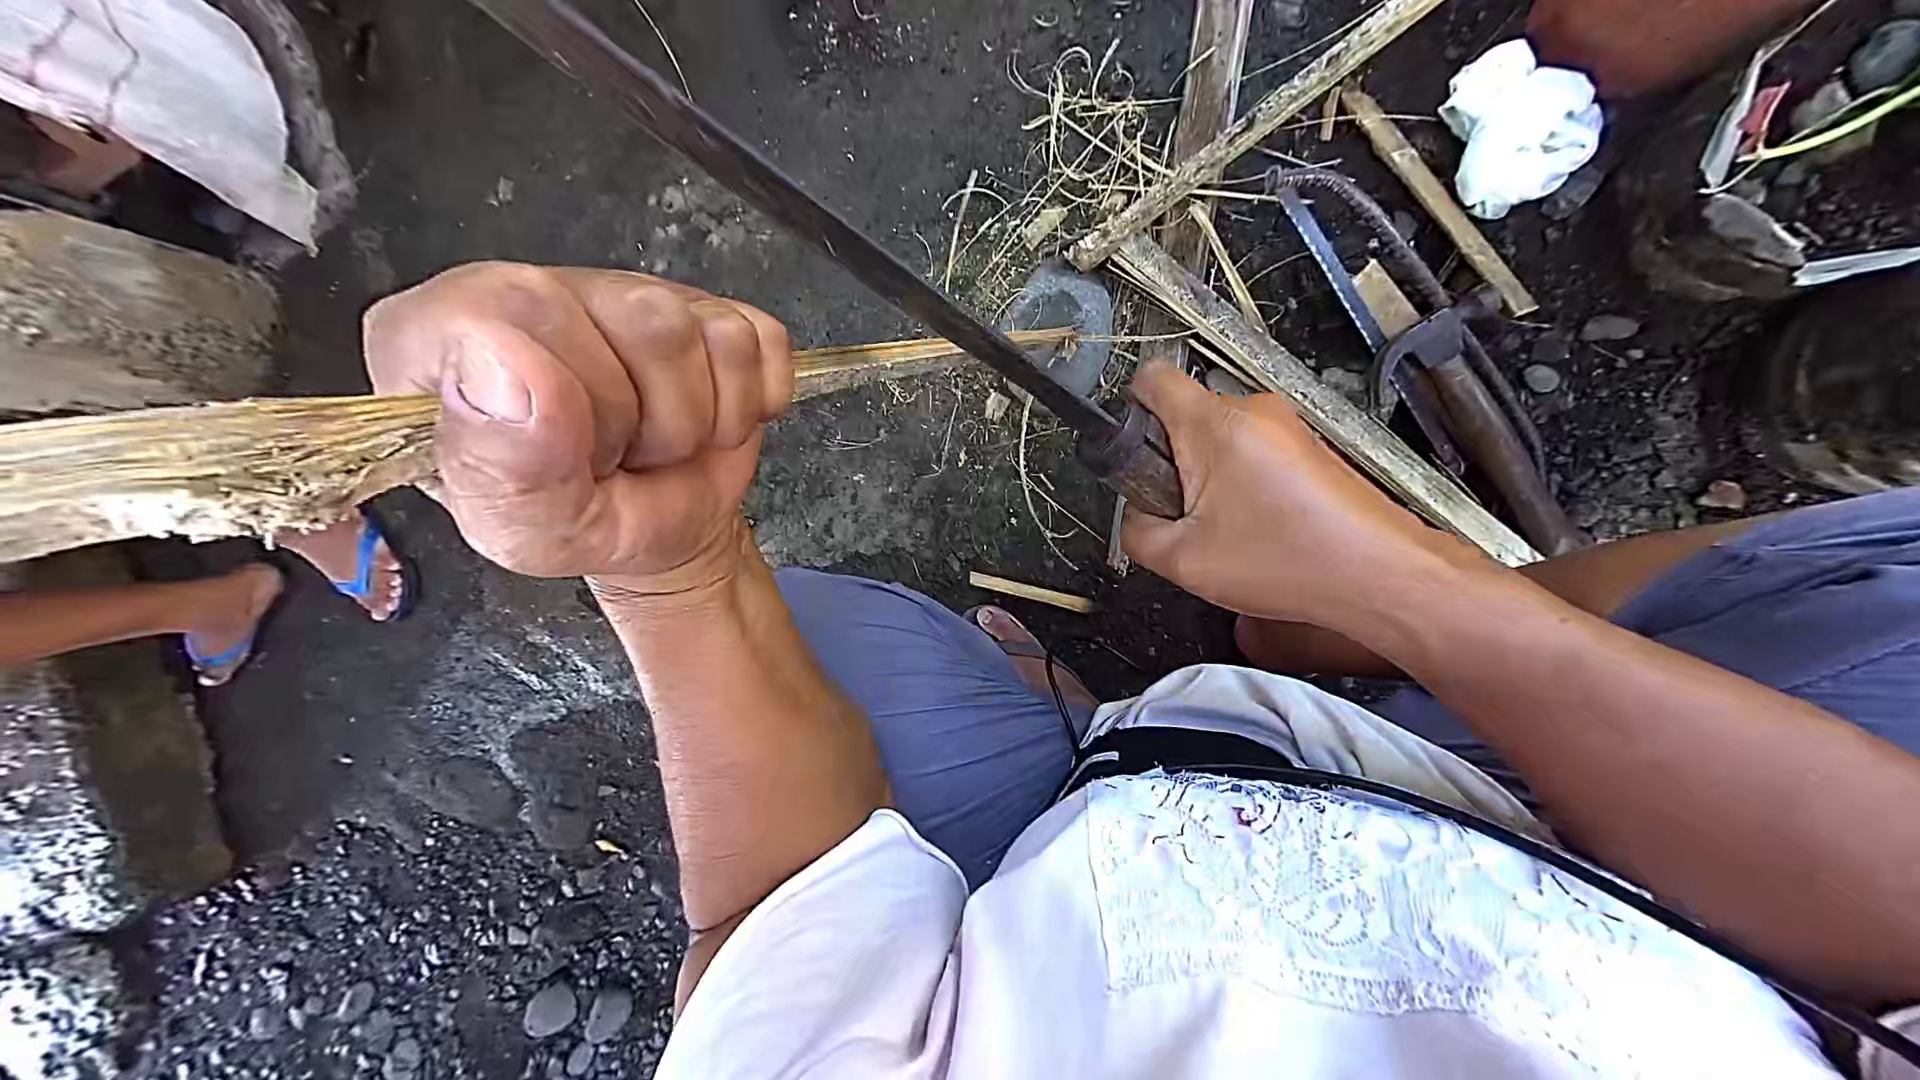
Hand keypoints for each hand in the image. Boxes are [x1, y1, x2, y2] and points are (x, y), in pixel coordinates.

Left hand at [364, 263, 792, 594]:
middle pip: (647, 318)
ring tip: (666, 442)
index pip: (528, 309)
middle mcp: (547, 291)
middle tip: (627, 454)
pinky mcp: (716, 312)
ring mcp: (638, 293)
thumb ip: (501, 464)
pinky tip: (711, 419)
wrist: (668, 531)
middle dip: (655, 420)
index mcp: (454, 328)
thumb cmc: (594, 524)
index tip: (572, 457)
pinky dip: (749, 404)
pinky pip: (759, 342)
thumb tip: (504, 363)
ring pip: (708, 332)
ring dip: (703, 418)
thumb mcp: (530, 531)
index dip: (572, 404)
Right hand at [1119, 361, 1483, 629]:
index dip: (1129, 407)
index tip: (1133, 447)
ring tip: (1225, 525)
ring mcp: (1284, 426)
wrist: (1380, 575)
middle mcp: (1254, 411)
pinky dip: (1237, 483)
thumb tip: (1132, 516)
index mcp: (1216, 425)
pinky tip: (1253, 525)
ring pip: (1215, 437)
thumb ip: (1134, 530)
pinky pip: (1248, 451)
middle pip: (1182, 415)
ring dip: (1204, 477)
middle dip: (1170, 461)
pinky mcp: (1303, 446)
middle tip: (1184, 510)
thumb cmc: (1298, 562)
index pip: (1151, 377)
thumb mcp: (1182, 560)